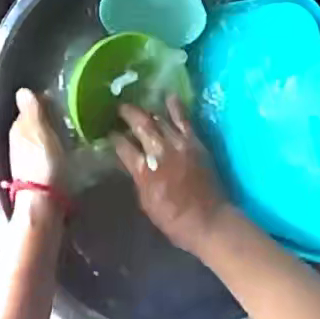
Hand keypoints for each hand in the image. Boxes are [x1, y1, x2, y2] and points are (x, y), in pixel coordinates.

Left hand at [7, 88, 64, 191]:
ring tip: (66, 135)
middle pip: (31, 124)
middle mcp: (16, 142)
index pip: (28, 107)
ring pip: (35, 140)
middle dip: (45, 120)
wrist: (42, 204)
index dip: (43, 103)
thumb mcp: (40, 132)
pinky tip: (61, 154)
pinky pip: (41, 155)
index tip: (59, 102)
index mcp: (17, 128)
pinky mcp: (32, 176)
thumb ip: (32, 111)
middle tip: (65, 117)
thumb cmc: (43, 163)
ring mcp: (23, 161)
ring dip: (47, 136)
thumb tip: (22, 89)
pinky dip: (49, 151)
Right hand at [111, 96, 233, 256]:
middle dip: (127, 114)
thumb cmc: (173, 218)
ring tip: (139, 107)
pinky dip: (175, 107)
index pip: (123, 145)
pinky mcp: (194, 142)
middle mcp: (159, 151)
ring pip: (158, 118)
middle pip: (139, 124)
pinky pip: (183, 119)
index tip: (110, 132)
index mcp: (143, 170)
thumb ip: (137, 176)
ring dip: (147, 111)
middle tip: (120, 109)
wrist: (209, 221)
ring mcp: (178, 144)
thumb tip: (130, 159)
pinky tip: (169, 97)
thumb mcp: (145, 201)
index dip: (114, 137)